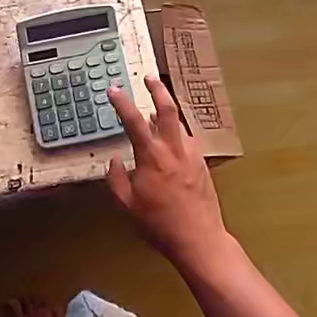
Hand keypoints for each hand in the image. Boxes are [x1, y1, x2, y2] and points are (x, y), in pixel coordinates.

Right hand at [105, 75, 229, 271]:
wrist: (199, 239)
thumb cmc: (159, 224)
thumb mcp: (128, 204)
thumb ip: (117, 178)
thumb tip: (115, 160)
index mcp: (151, 157)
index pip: (133, 120)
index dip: (122, 102)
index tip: (114, 90)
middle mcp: (173, 149)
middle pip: (167, 108)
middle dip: (157, 89)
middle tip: (149, 78)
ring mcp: (191, 154)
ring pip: (178, 123)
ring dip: (166, 113)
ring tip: (155, 111)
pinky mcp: (202, 163)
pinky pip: (187, 139)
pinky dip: (177, 133)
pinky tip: (172, 140)